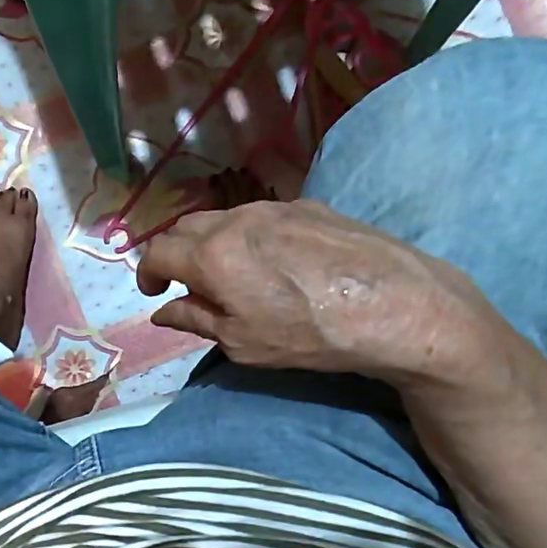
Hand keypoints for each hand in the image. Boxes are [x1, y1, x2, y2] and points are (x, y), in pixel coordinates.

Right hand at [137, 199, 502, 389]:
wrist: (400, 308)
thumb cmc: (310, 335)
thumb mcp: (241, 342)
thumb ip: (194, 319)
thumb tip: (163, 311)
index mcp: (212, 256)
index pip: (157, 253)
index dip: (146, 274)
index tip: (154, 293)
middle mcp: (236, 221)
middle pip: (185, 228)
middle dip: (176, 254)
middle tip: (188, 284)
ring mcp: (275, 208)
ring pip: (222, 217)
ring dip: (211, 242)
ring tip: (230, 273)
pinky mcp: (310, 205)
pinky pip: (260, 216)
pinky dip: (247, 235)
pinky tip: (273, 261)